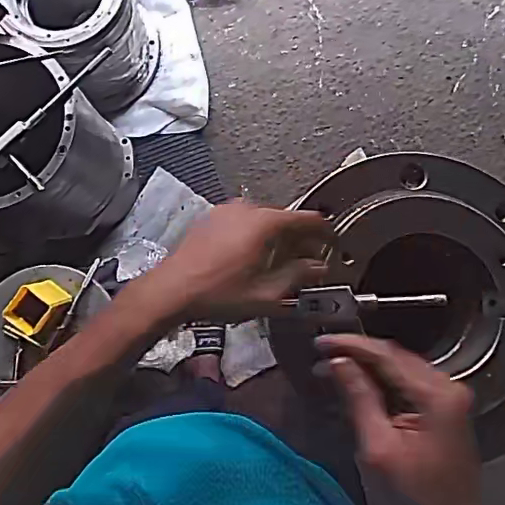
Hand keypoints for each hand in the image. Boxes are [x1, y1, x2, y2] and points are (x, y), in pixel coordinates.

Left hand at [133, 203, 330, 318]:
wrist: (172, 290)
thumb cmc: (216, 293)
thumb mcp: (267, 293)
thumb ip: (298, 277)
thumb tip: (317, 268)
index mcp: (264, 223)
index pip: (306, 219)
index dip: (324, 232)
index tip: (331, 241)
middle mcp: (245, 210)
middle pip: (284, 218)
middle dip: (299, 238)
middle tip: (309, 259)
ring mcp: (226, 212)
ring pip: (262, 220)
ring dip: (276, 237)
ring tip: (281, 262)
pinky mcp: (211, 220)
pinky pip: (243, 222)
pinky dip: (254, 235)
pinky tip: (253, 258)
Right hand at [319, 333, 482, 504]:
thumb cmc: (417, 497)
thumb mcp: (379, 448)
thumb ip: (359, 398)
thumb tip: (338, 362)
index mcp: (436, 394)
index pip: (387, 355)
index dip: (351, 345)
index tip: (320, 342)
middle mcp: (447, 386)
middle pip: (394, 356)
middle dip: (356, 352)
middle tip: (321, 353)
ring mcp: (449, 395)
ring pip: (400, 365)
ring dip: (367, 364)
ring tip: (332, 366)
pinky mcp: (444, 406)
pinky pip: (407, 380)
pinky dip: (381, 378)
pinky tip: (357, 380)